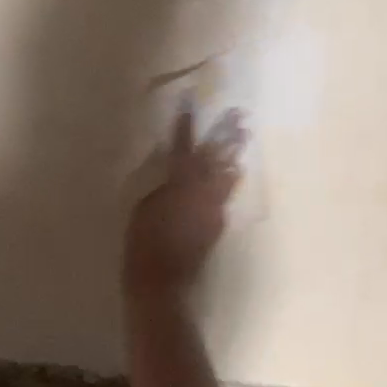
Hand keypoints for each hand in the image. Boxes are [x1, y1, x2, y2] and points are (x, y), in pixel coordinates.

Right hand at [124, 105, 246, 300]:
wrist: (163, 284)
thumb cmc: (143, 245)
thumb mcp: (143, 207)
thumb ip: (162, 185)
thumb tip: (174, 173)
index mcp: (180, 184)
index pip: (183, 146)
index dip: (186, 124)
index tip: (190, 102)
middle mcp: (203, 192)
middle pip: (217, 157)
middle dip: (226, 135)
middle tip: (240, 116)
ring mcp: (215, 209)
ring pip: (227, 176)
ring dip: (234, 156)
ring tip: (243, 139)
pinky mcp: (218, 224)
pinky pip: (225, 195)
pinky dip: (228, 180)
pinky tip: (232, 174)